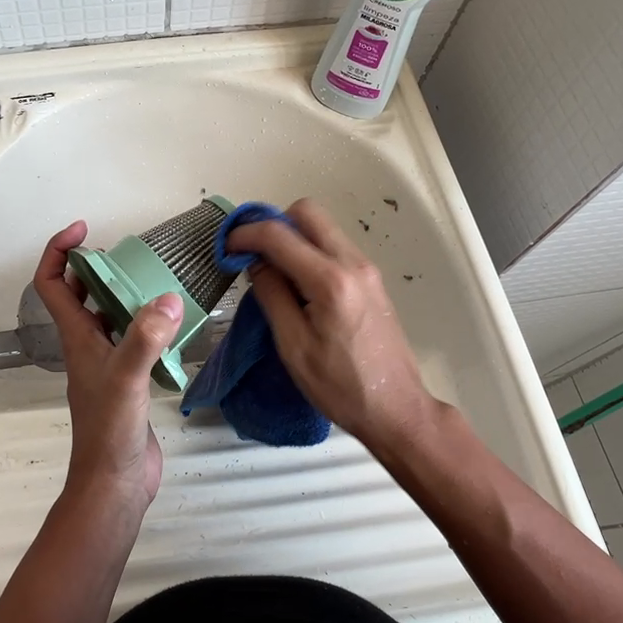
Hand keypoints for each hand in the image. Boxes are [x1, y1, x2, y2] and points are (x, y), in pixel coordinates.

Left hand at [30, 221, 183, 512]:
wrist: (114, 484)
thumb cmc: (109, 431)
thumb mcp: (127, 378)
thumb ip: (145, 338)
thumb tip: (167, 299)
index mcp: (76, 337)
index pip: (51, 283)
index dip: (59, 251)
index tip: (85, 231)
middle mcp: (87, 345)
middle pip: (79, 295)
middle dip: (97, 267)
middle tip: (130, 254)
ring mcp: (107, 363)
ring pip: (108, 315)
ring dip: (125, 294)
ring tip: (157, 280)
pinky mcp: (127, 380)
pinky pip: (132, 339)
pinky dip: (148, 324)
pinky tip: (174, 325)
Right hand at [225, 199, 436, 449]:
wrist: (396, 409)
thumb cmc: (340, 387)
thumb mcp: (293, 346)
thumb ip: (271, 295)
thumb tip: (256, 262)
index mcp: (330, 281)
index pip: (279, 235)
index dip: (245, 234)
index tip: (226, 248)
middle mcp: (353, 263)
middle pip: (306, 212)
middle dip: (273, 224)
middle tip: (252, 254)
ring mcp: (366, 268)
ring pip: (322, 227)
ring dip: (292, 237)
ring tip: (272, 270)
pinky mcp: (371, 279)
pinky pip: (334, 245)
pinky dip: (310, 250)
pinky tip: (297, 282)